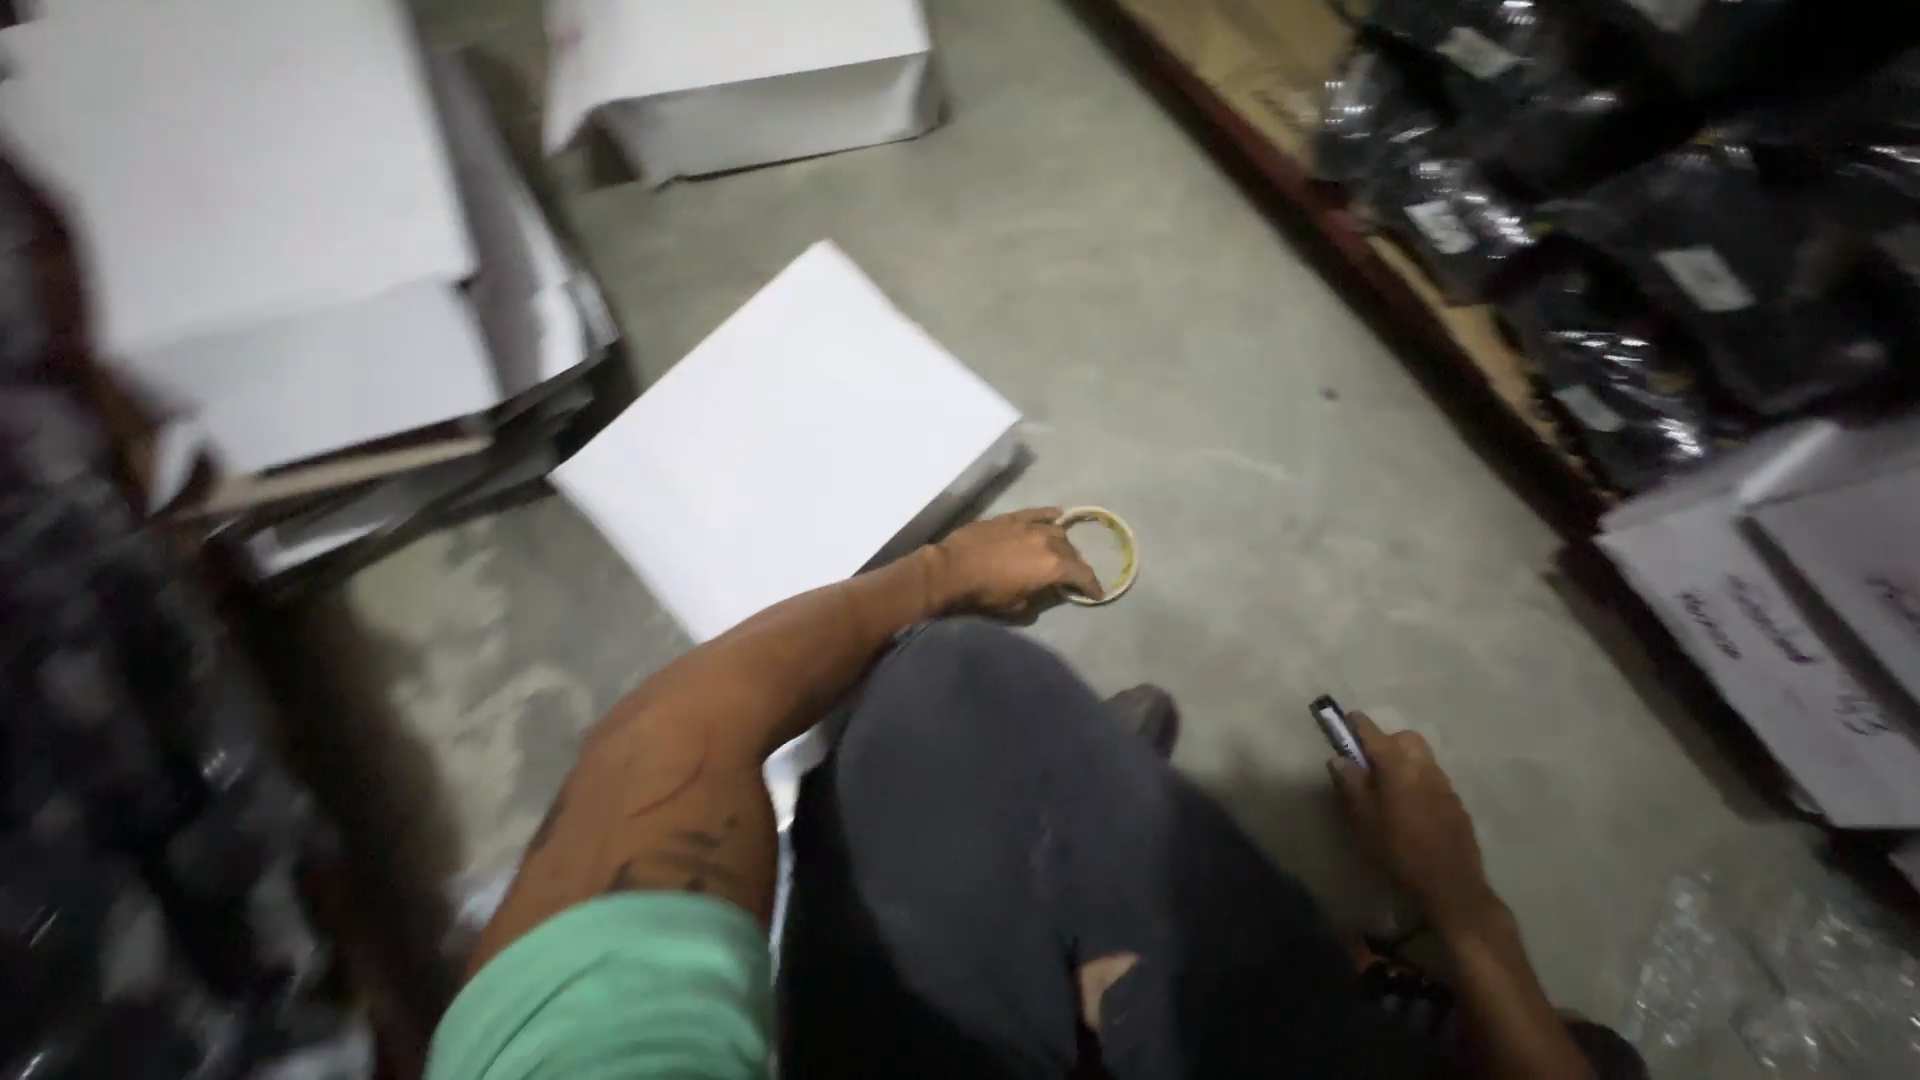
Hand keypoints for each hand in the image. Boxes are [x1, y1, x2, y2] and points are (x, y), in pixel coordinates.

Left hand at [932, 508, 1102, 615]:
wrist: (952, 570)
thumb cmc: (985, 594)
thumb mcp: (1017, 605)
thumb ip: (1038, 595)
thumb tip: (1042, 589)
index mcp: (1054, 567)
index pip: (1083, 574)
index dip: (1092, 586)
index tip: (1096, 594)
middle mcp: (1048, 542)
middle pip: (1071, 552)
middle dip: (1075, 566)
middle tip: (1072, 576)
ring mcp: (1030, 526)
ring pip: (1057, 532)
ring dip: (1062, 544)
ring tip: (1059, 551)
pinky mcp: (1013, 518)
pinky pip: (1038, 513)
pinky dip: (1050, 515)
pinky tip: (1057, 515)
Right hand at [1330, 712, 1496, 931]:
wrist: (1450, 887)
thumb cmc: (1398, 851)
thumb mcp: (1363, 819)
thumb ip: (1351, 785)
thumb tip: (1340, 759)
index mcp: (1398, 767)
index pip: (1373, 732)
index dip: (1356, 724)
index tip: (1343, 722)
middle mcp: (1425, 768)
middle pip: (1406, 738)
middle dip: (1386, 741)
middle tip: (1369, 763)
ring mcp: (1446, 786)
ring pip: (1423, 758)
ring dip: (1404, 761)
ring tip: (1389, 787)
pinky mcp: (1457, 804)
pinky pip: (1434, 780)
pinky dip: (1419, 781)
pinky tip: (1411, 808)